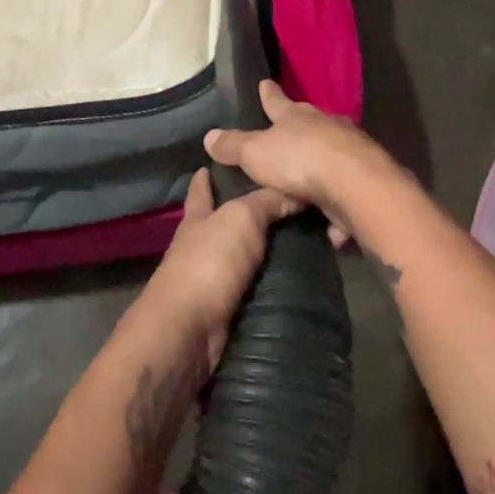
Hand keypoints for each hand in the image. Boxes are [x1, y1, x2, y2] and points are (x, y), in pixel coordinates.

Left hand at [137, 168, 302, 369]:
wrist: (189, 332)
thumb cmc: (208, 263)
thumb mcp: (241, 218)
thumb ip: (266, 200)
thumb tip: (295, 189)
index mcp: (197, 219)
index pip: (201, 189)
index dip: (208, 175)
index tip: (221, 161)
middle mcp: (201, 248)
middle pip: (225, 224)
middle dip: (248, 213)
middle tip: (289, 203)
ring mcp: (211, 282)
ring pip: (243, 258)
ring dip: (265, 252)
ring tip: (306, 240)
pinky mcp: (225, 311)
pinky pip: (254, 289)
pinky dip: (271, 283)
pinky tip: (295, 279)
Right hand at [203, 80, 408, 236]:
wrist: (354, 184)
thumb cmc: (299, 160)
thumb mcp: (255, 153)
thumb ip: (234, 145)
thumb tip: (209, 135)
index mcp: (297, 116)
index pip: (277, 101)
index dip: (268, 93)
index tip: (265, 82)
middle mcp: (326, 127)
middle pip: (310, 124)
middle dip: (300, 127)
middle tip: (290, 132)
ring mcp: (349, 151)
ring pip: (331, 154)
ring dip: (321, 166)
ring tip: (308, 184)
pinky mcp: (362, 179)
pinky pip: (344, 191)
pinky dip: (336, 204)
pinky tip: (331, 225)